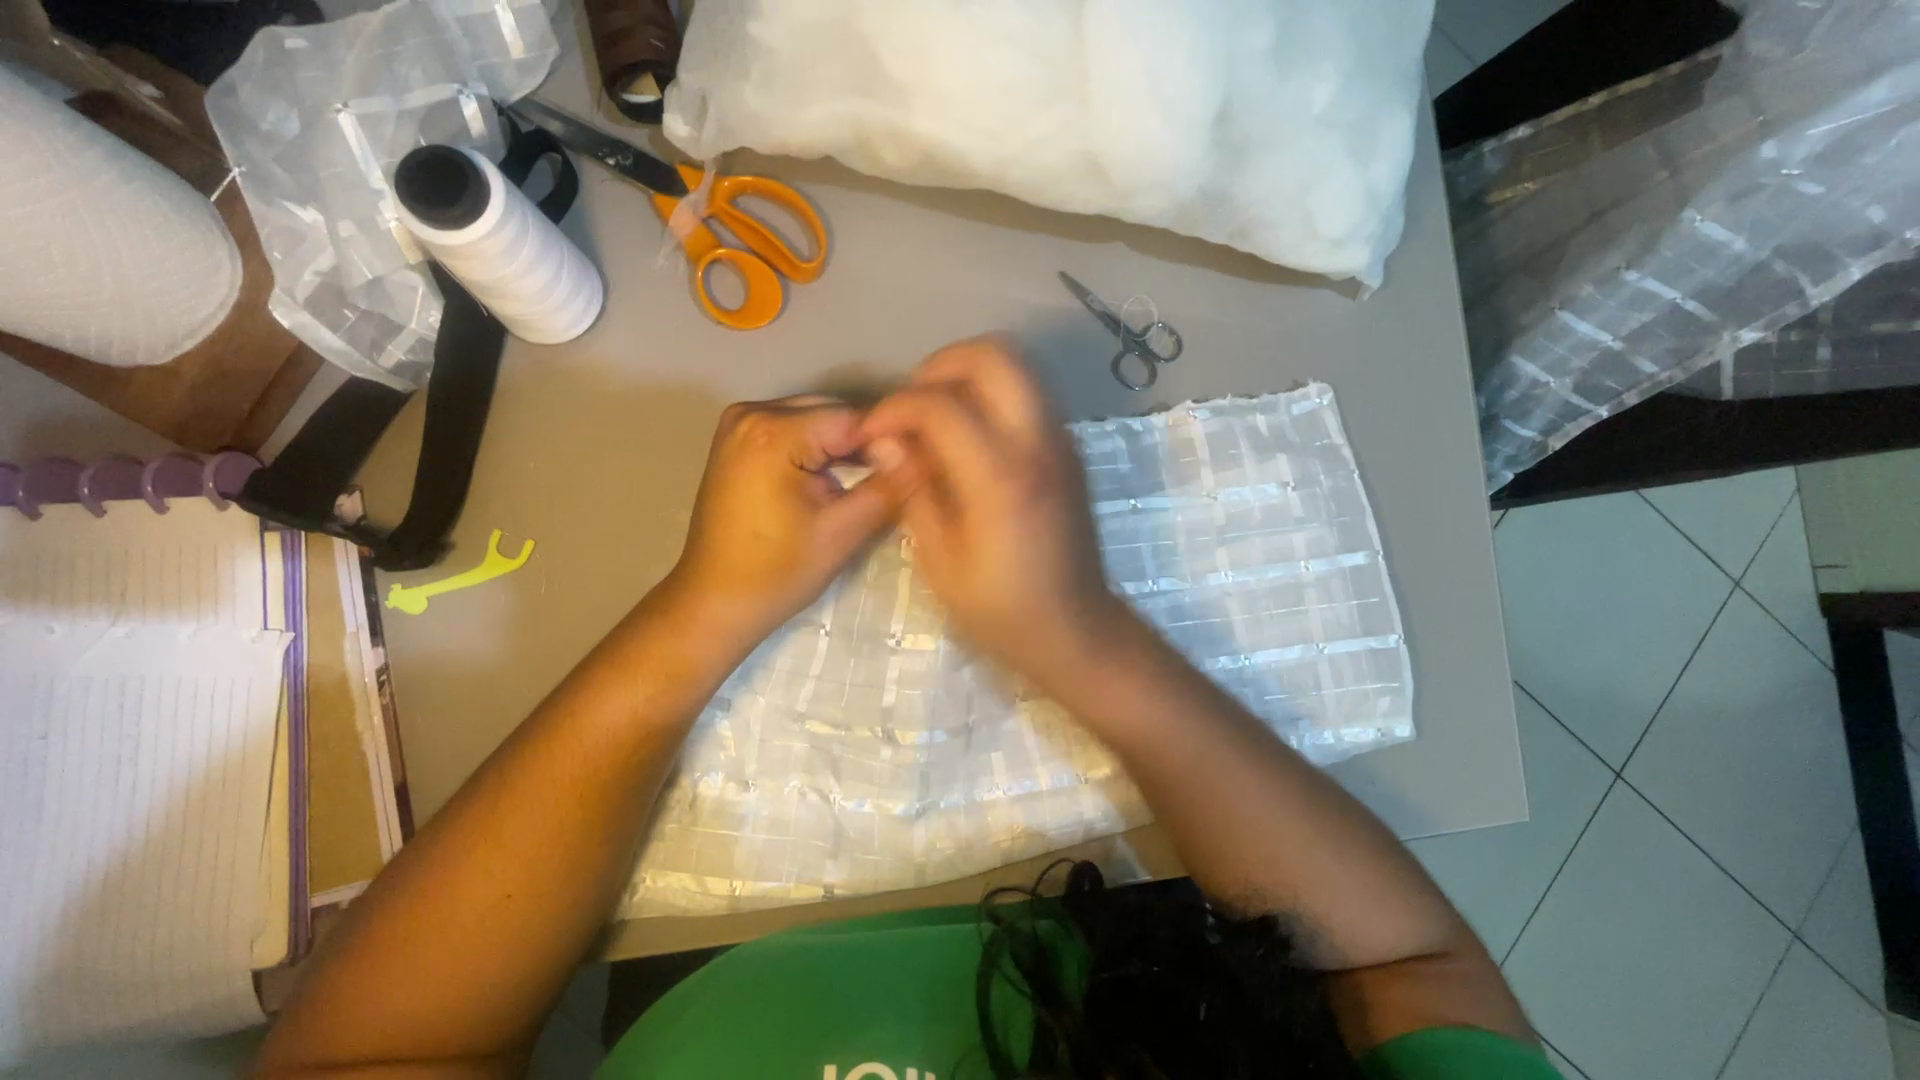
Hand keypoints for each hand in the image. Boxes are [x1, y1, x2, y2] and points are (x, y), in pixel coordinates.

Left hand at [663, 396, 896, 645]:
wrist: (714, 601)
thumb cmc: (777, 573)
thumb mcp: (843, 531)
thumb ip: (888, 485)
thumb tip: (926, 451)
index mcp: (773, 431)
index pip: (854, 417)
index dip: (891, 442)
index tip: (919, 468)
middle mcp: (751, 412)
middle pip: (833, 412)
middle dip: (867, 443)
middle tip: (898, 478)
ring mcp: (739, 423)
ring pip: (815, 419)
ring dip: (844, 447)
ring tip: (873, 480)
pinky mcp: (737, 439)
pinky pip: (793, 430)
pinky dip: (818, 449)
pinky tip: (838, 479)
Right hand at [862, 338, 1128, 684]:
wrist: (1075, 630)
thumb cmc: (1000, 609)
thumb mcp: (939, 560)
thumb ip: (914, 488)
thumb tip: (887, 439)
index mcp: (1002, 478)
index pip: (940, 404)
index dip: (893, 408)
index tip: (871, 434)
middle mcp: (1039, 444)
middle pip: (992, 355)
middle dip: (938, 368)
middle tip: (910, 409)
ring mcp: (1062, 440)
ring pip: (1017, 365)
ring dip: (967, 376)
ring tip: (935, 420)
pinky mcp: (1069, 448)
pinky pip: (1028, 393)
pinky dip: (991, 395)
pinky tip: (967, 439)